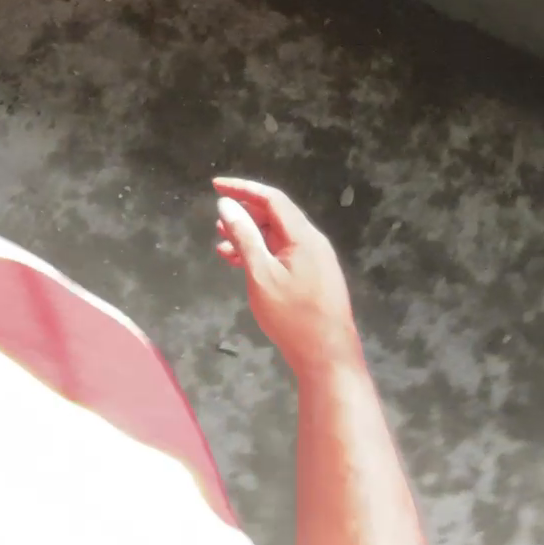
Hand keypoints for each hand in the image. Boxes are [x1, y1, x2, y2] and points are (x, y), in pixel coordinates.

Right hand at [212, 177, 362, 375]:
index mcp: (304, 238)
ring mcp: (313, 261)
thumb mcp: (260, 274)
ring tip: (221, 246)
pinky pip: (280, 252)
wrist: (328, 359)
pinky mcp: (310, 276)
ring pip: (274, 236)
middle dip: (243, 215)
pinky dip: (257, 252)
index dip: (243, 188)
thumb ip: (243, 236)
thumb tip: (226, 204)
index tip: (215, 186)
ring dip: (247, 236)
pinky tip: (237, 263)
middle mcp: (312, 243)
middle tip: (216, 224)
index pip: (272, 199)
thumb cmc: (293, 316)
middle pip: (274, 215)